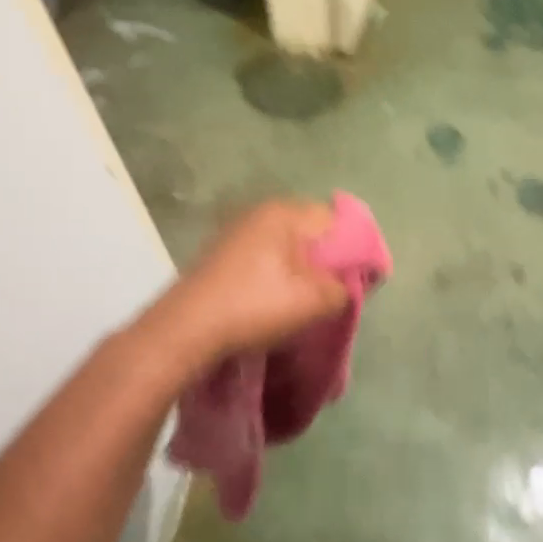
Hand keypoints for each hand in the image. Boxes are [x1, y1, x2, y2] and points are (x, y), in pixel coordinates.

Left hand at [146, 199, 350, 366]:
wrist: (186, 330)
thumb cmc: (255, 306)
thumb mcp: (314, 301)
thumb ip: (343, 287)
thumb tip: (345, 285)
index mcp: (285, 212)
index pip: (337, 221)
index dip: (354, 250)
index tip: (356, 282)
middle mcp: (259, 212)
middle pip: (310, 233)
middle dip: (326, 262)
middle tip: (331, 295)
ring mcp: (235, 232)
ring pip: (286, 248)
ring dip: (299, 272)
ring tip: (303, 303)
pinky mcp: (220, 255)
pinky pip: (263, 259)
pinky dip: (275, 277)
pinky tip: (274, 303)